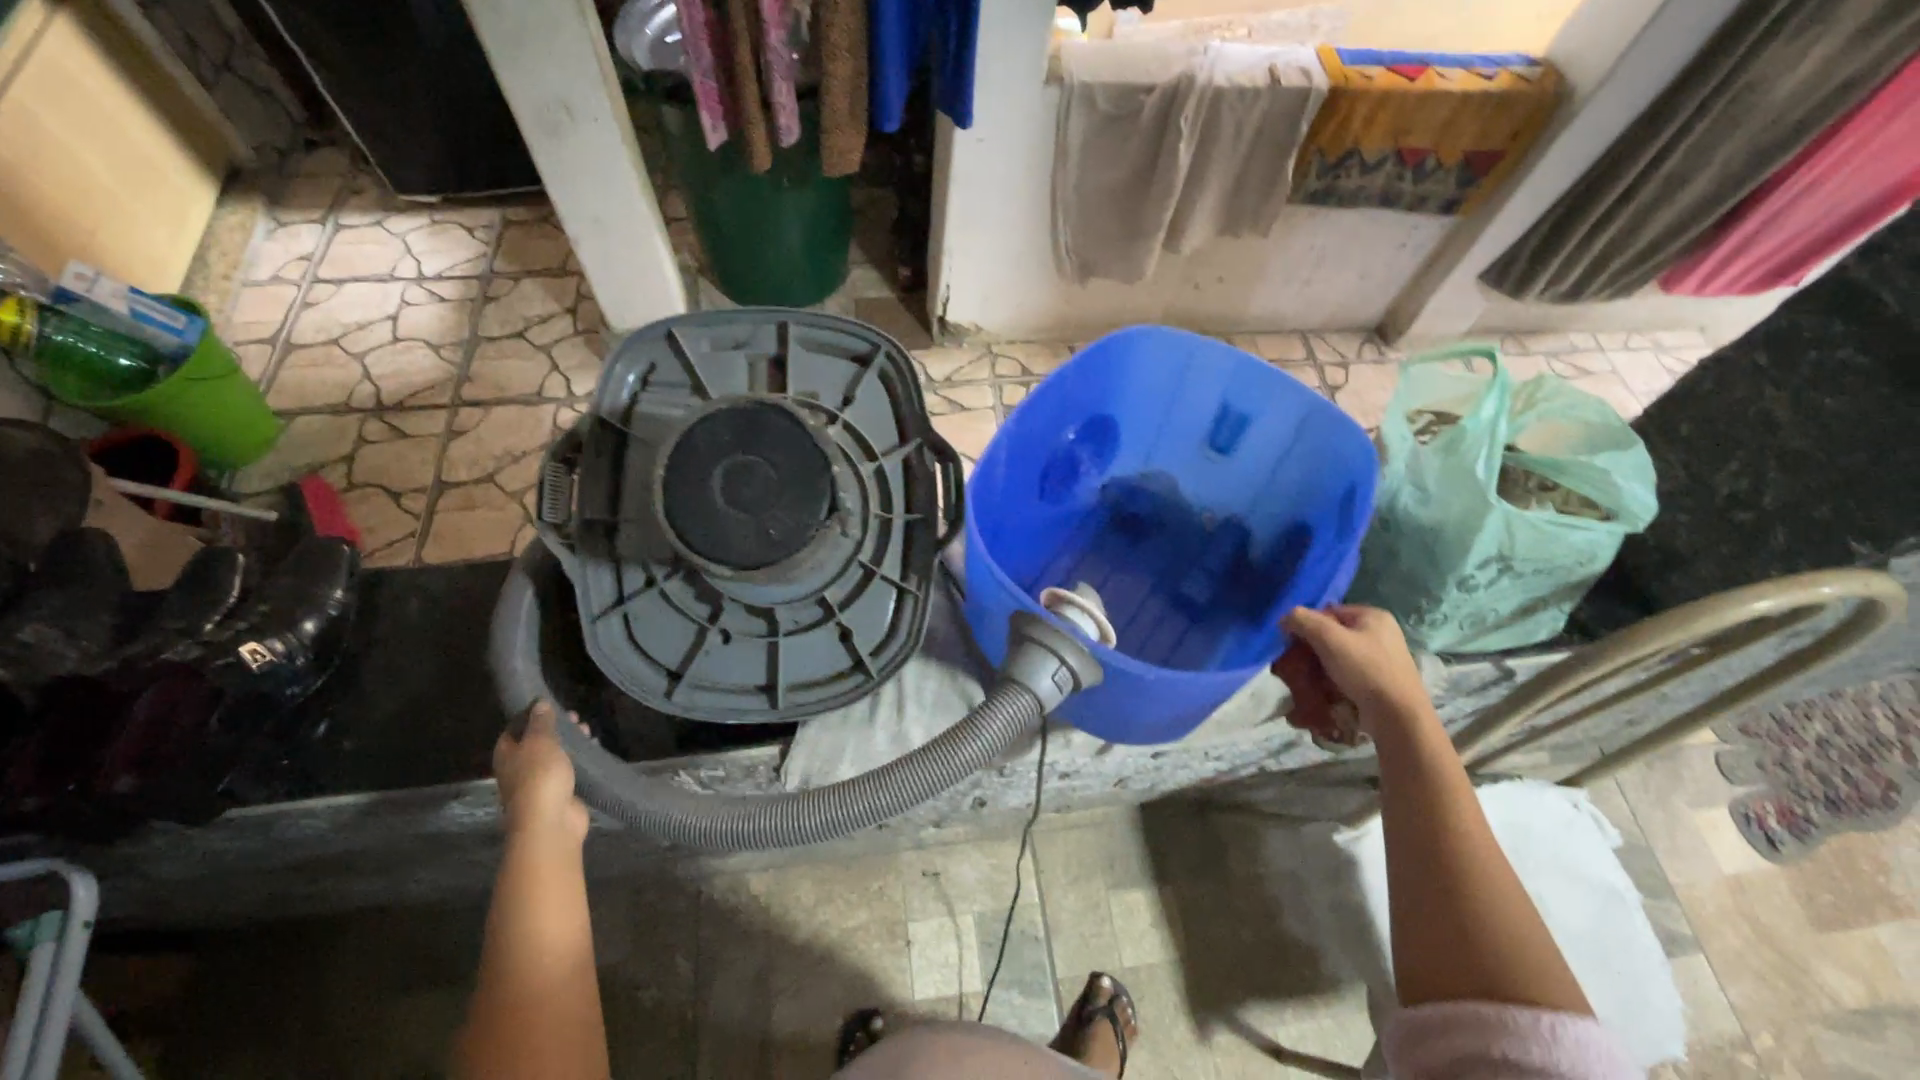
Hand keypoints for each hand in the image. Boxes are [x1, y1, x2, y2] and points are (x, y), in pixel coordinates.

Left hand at [493, 701, 589, 841]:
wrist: (550, 822)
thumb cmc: (539, 776)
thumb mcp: (540, 741)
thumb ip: (541, 722)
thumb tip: (539, 704)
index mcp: (507, 754)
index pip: (515, 727)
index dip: (532, 714)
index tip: (553, 704)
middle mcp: (518, 767)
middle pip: (537, 741)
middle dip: (557, 728)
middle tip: (577, 718)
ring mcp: (538, 782)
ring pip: (555, 756)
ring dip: (571, 743)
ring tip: (589, 732)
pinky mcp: (559, 793)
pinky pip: (569, 770)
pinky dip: (580, 760)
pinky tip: (594, 751)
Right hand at [1273, 605, 1432, 736]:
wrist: (1397, 716)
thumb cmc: (1365, 670)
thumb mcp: (1329, 639)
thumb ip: (1303, 621)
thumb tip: (1284, 618)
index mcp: (1373, 616)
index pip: (1328, 612)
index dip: (1307, 626)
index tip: (1293, 645)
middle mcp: (1381, 633)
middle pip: (1333, 635)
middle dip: (1313, 649)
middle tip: (1298, 665)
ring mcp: (1382, 658)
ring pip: (1339, 656)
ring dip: (1321, 666)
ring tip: (1309, 681)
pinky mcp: (1380, 680)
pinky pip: (1349, 673)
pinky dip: (1334, 679)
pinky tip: (1325, 691)